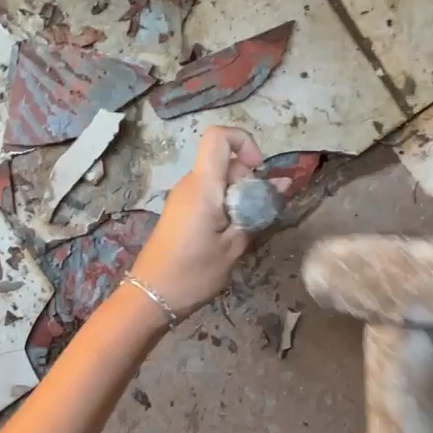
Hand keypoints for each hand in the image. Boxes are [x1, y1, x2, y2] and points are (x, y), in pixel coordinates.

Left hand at [129, 127, 274, 316]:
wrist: (151, 296)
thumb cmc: (194, 273)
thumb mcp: (234, 245)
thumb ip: (257, 211)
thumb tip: (282, 184)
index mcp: (203, 185)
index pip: (219, 137)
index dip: (243, 142)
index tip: (258, 170)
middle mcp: (189, 184)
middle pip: (224, 163)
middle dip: (248, 181)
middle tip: (257, 216)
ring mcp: (182, 197)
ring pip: (218, 181)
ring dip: (238, 198)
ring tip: (243, 232)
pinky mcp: (179, 212)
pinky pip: (208, 195)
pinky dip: (224, 207)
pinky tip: (228, 237)